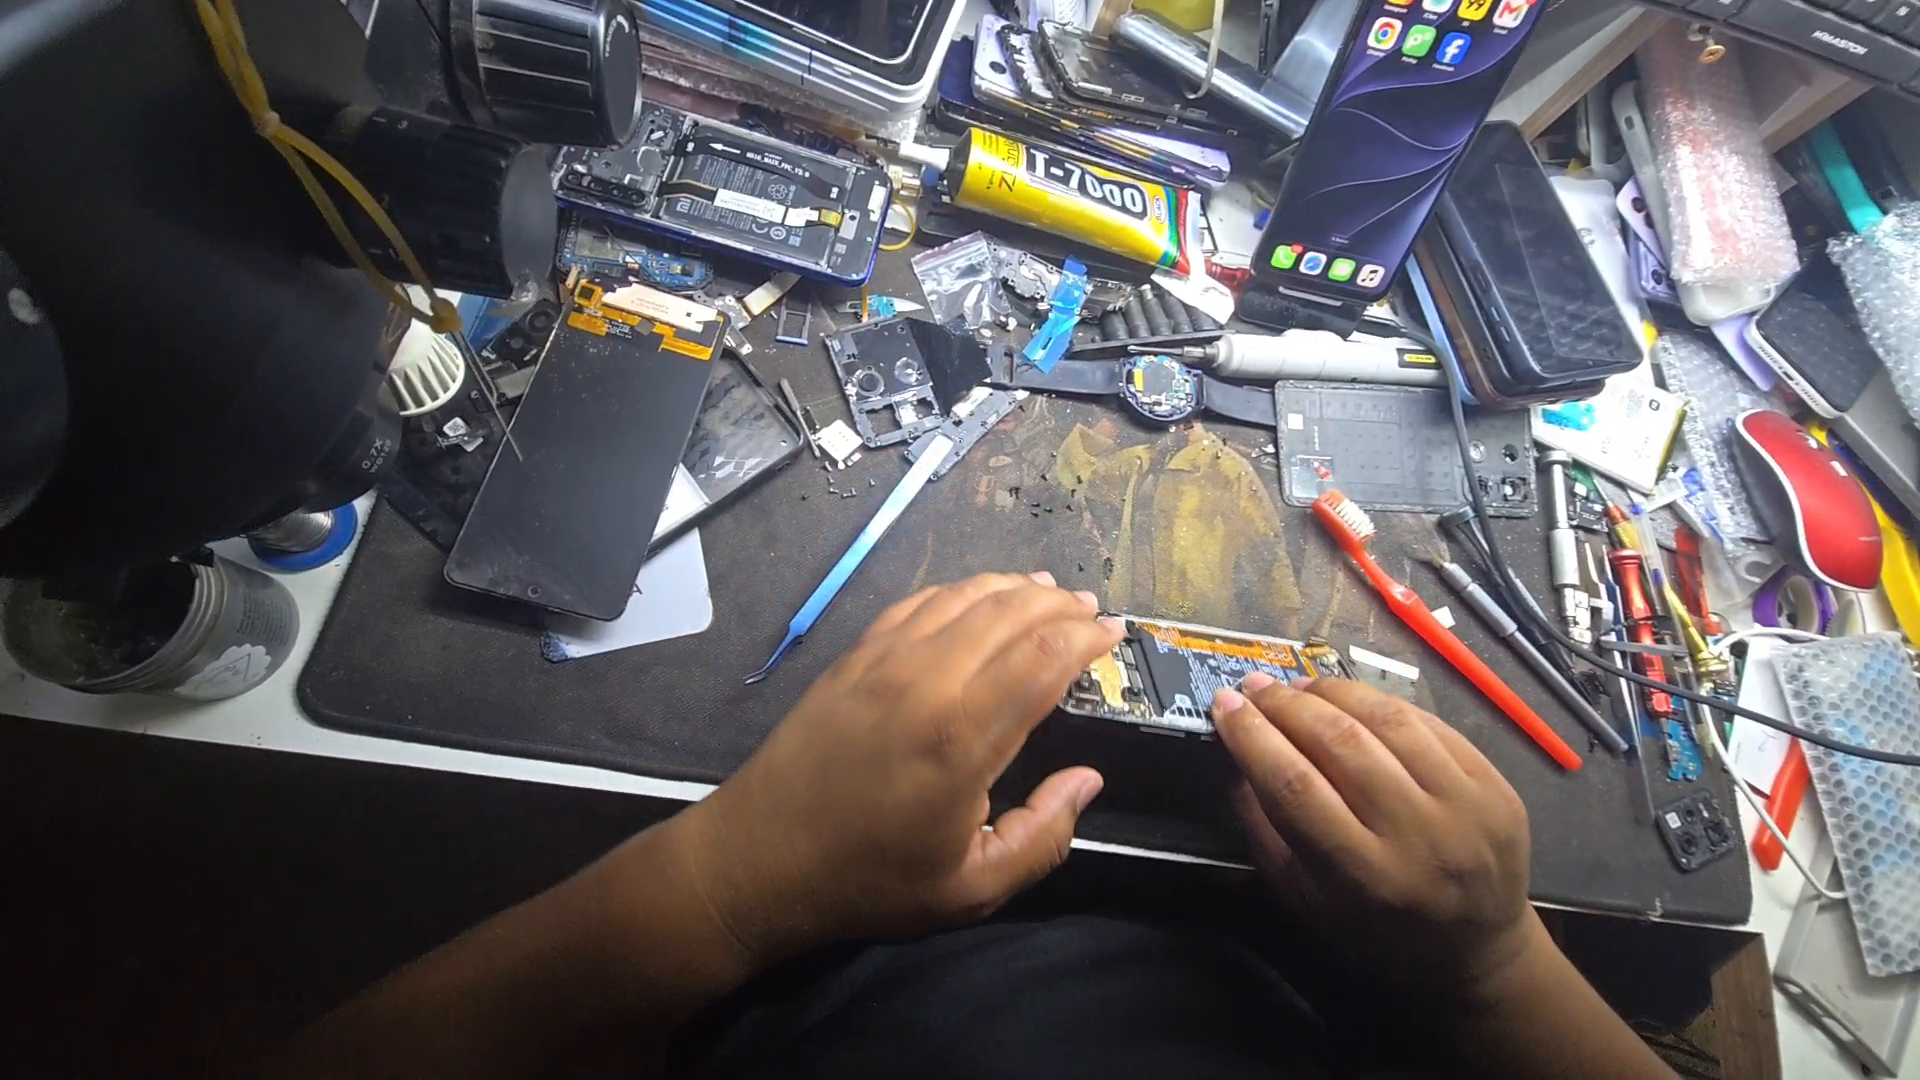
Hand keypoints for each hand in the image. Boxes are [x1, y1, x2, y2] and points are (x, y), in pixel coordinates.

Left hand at [665, 572, 1124, 965]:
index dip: (1086, 638)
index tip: (1112, 635)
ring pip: (965, 596)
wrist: (758, 857)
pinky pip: (919, 602)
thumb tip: (1088, 780)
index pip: (1042, 657)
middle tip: (1089, 610)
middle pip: (1010, 613)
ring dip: (1014, 587)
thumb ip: (1044, 835)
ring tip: (1047, 589)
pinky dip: (960, 590)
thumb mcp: (971, 887)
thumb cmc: (868, 879)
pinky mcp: (856, 653)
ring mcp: (885, 657)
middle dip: (1060, 605)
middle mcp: (927, 678)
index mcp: (962, 736)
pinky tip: (977, 594)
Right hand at [1211, 675, 1544, 1001]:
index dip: (1251, 735)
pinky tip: (1347, 699)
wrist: (1476, 953)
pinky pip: (1426, 721)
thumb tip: (1235, 747)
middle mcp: (1420, 839)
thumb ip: (1260, 819)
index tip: (1224, 703)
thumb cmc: (1369, 927)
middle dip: (1285, 705)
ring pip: (1386, 719)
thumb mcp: (1297, 890)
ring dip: (1331, 691)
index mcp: (1362, 876)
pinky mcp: (1496, 786)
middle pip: (1339, 742)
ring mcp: (1467, 807)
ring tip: (1298, 687)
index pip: (1294, 785)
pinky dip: (1376, 701)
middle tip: (1255, 687)